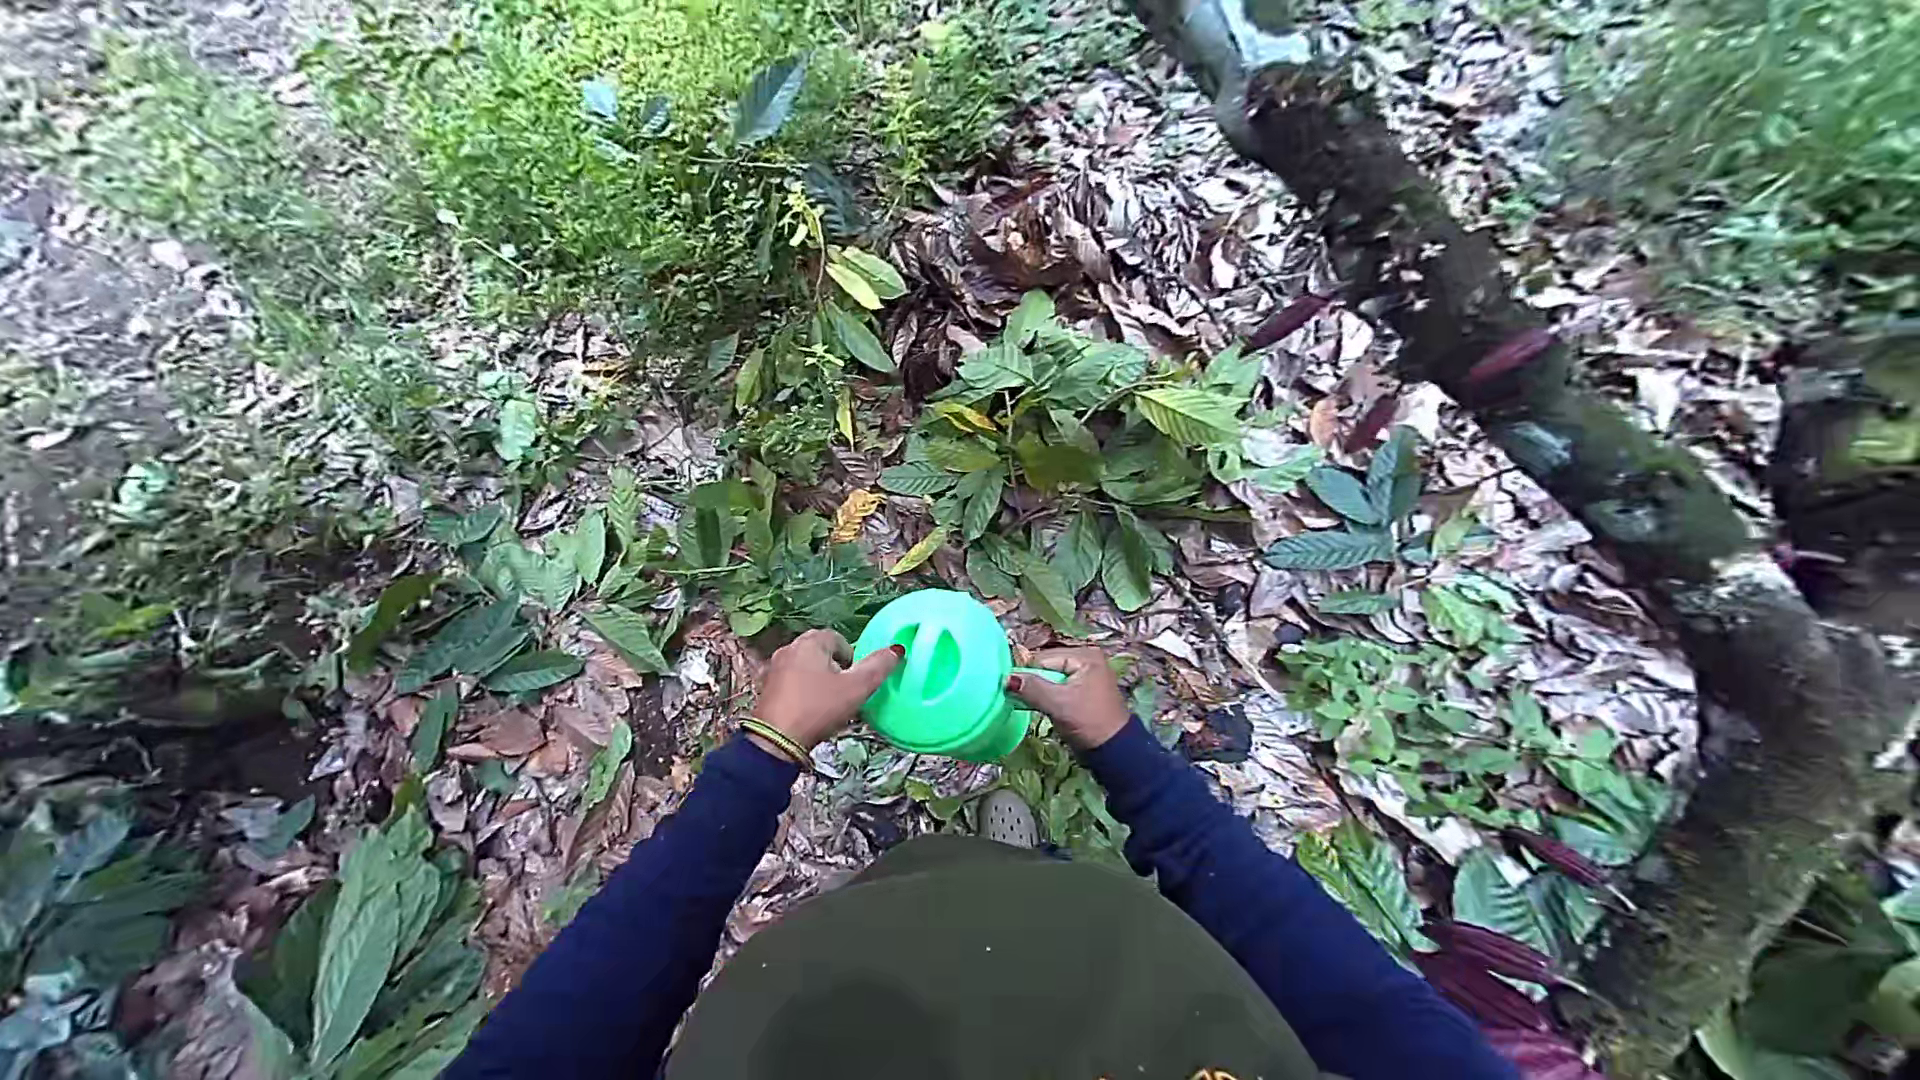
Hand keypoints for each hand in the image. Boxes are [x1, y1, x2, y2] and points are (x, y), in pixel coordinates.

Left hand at [752, 630, 902, 754]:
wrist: (776, 742)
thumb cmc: (818, 708)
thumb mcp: (857, 688)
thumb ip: (879, 666)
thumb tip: (897, 649)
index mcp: (810, 642)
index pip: (838, 638)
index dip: (852, 657)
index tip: (855, 679)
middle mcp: (789, 649)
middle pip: (821, 651)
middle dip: (835, 667)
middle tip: (844, 690)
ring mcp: (774, 668)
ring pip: (806, 667)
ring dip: (819, 679)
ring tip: (828, 702)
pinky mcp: (766, 688)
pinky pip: (792, 681)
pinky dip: (803, 690)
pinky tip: (809, 709)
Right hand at [1006, 647, 1129, 749]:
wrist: (1114, 750)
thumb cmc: (1088, 722)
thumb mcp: (1058, 704)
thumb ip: (1033, 688)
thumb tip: (1007, 678)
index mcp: (1085, 655)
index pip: (1043, 657)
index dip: (1028, 674)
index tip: (1017, 692)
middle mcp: (1086, 658)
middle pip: (1046, 665)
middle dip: (1035, 682)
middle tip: (1027, 700)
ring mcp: (1086, 673)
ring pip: (1050, 676)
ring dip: (1040, 691)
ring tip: (1036, 705)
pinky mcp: (1083, 688)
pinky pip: (1058, 685)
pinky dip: (1049, 695)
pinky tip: (1044, 706)